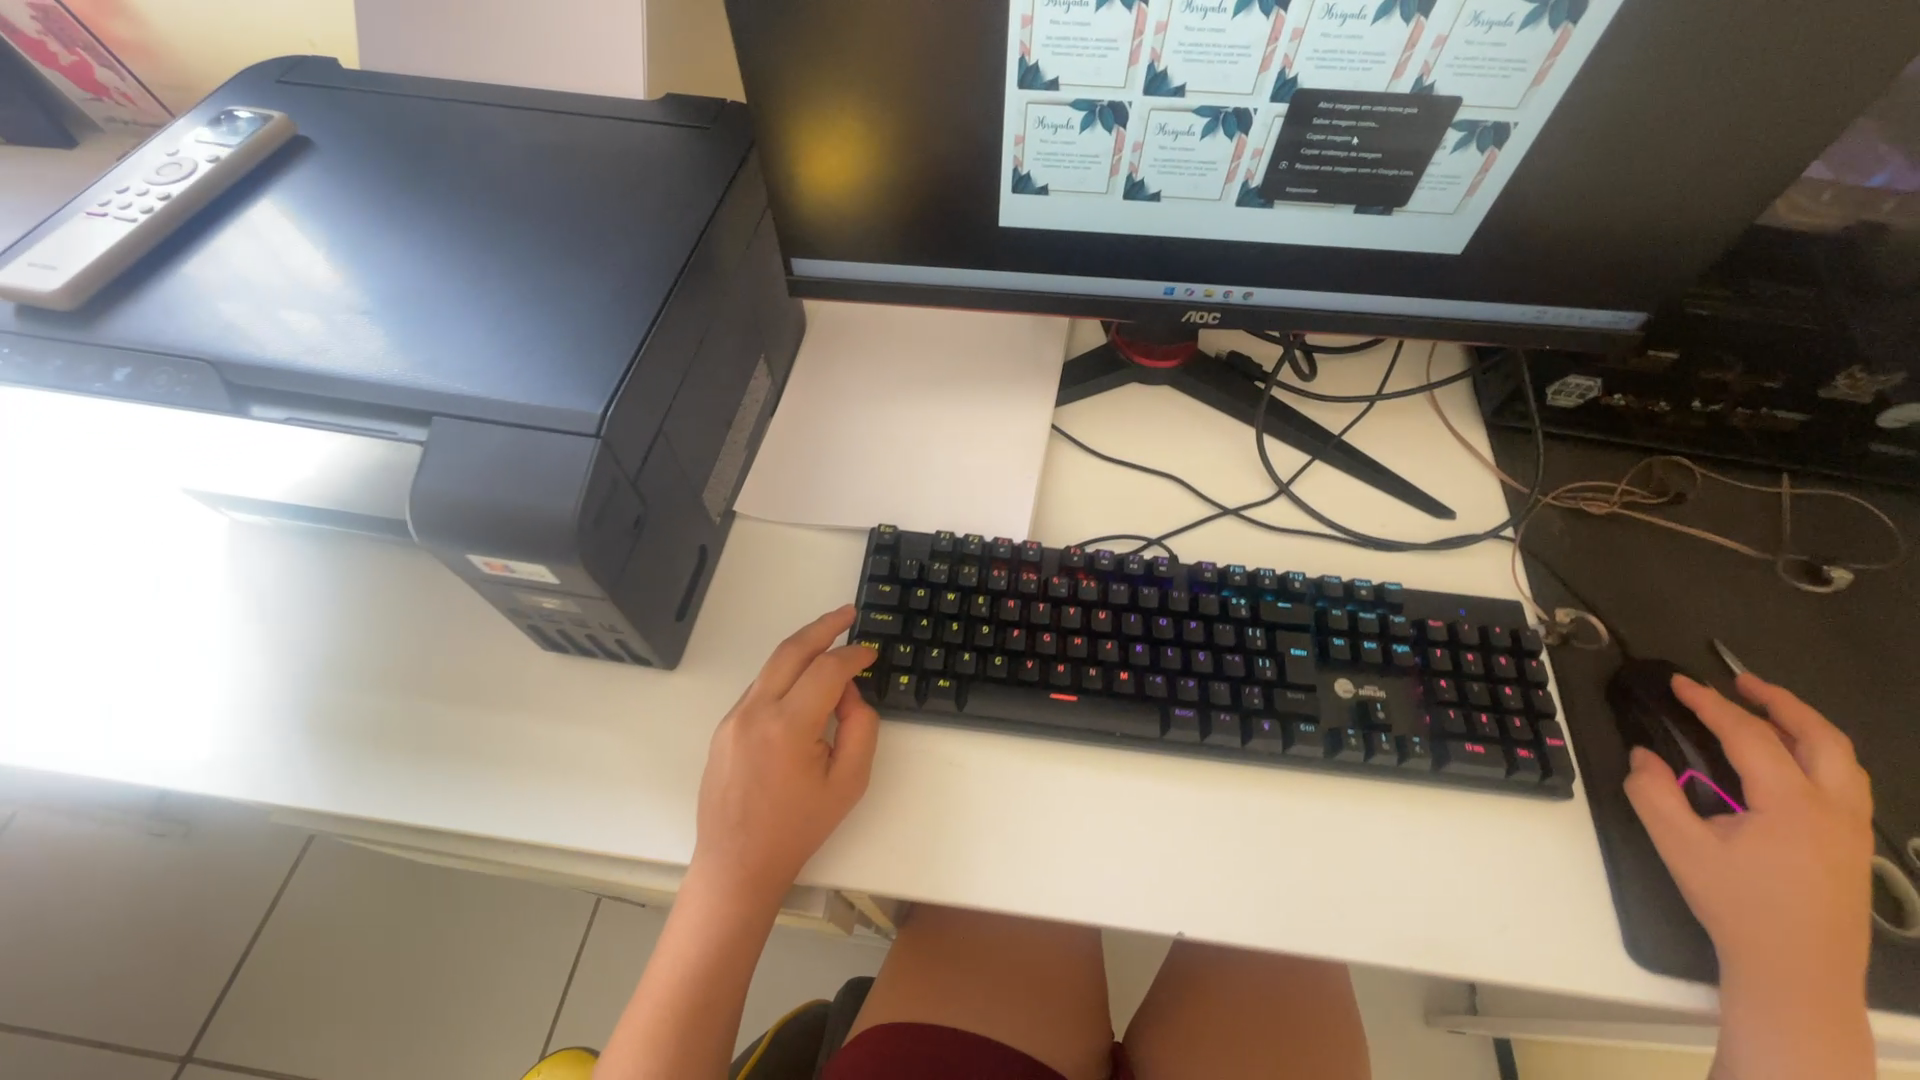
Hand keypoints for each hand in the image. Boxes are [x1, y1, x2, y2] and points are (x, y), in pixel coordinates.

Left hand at [690, 605, 879, 906]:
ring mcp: (733, 718)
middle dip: (823, 627)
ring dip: (803, 651)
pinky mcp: (724, 728)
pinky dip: (786, 677)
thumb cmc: (798, 828)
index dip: (853, 655)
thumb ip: (860, 728)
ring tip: (831, 645)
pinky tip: (805, 687)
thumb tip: (849, 693)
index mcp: (788, 726)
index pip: (827, 670)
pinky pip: (760, 689)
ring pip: (772, 667)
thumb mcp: (849, 782)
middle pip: (791, 651)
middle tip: (848, 614)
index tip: (871, 653)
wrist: (737, 863)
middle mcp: (755, 712)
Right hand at [1624, 673, 1874, 992]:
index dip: (1711, 704)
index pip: (1749, 736)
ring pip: (1843, 759)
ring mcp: (1852, 827)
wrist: (1798, 970)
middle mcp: (1833, 807)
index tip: (1680, 683)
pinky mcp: (1854, 845)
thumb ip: (1654, 795)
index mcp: (1790, 803)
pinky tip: (1791, 762)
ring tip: (1769, 711)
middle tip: (1740, 681)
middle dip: (1780, 701)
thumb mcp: (1680, 849)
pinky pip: (1846, 782)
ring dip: (1806, 725)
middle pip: (1820, 736)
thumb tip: (1643, 756)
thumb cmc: (1738, 906)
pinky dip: (1819, 754)